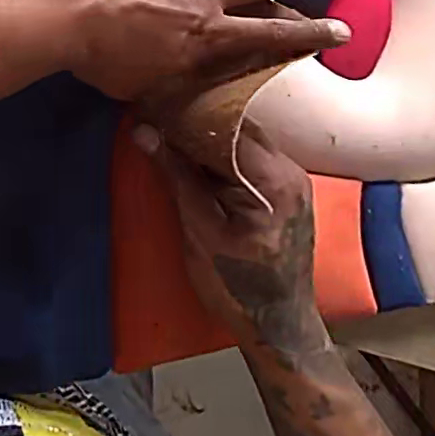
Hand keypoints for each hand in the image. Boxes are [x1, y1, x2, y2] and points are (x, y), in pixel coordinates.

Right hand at [133, 118, 331, 357]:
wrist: (277, 328)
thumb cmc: (237, 285)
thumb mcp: (200, 230)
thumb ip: (176, 175)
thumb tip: (143, 130)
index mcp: (273, 179)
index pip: (226, 126)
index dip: (187, 115)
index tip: (152, 107)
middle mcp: (289, 170)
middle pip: (237, 127)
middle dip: (196, 123)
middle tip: (156, 119)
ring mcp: (291, 180)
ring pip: (242, 139)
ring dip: (207, 138)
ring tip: (168, 135)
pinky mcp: (284, 190)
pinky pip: (248, 156)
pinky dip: (220, 153)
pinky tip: (193, 158)